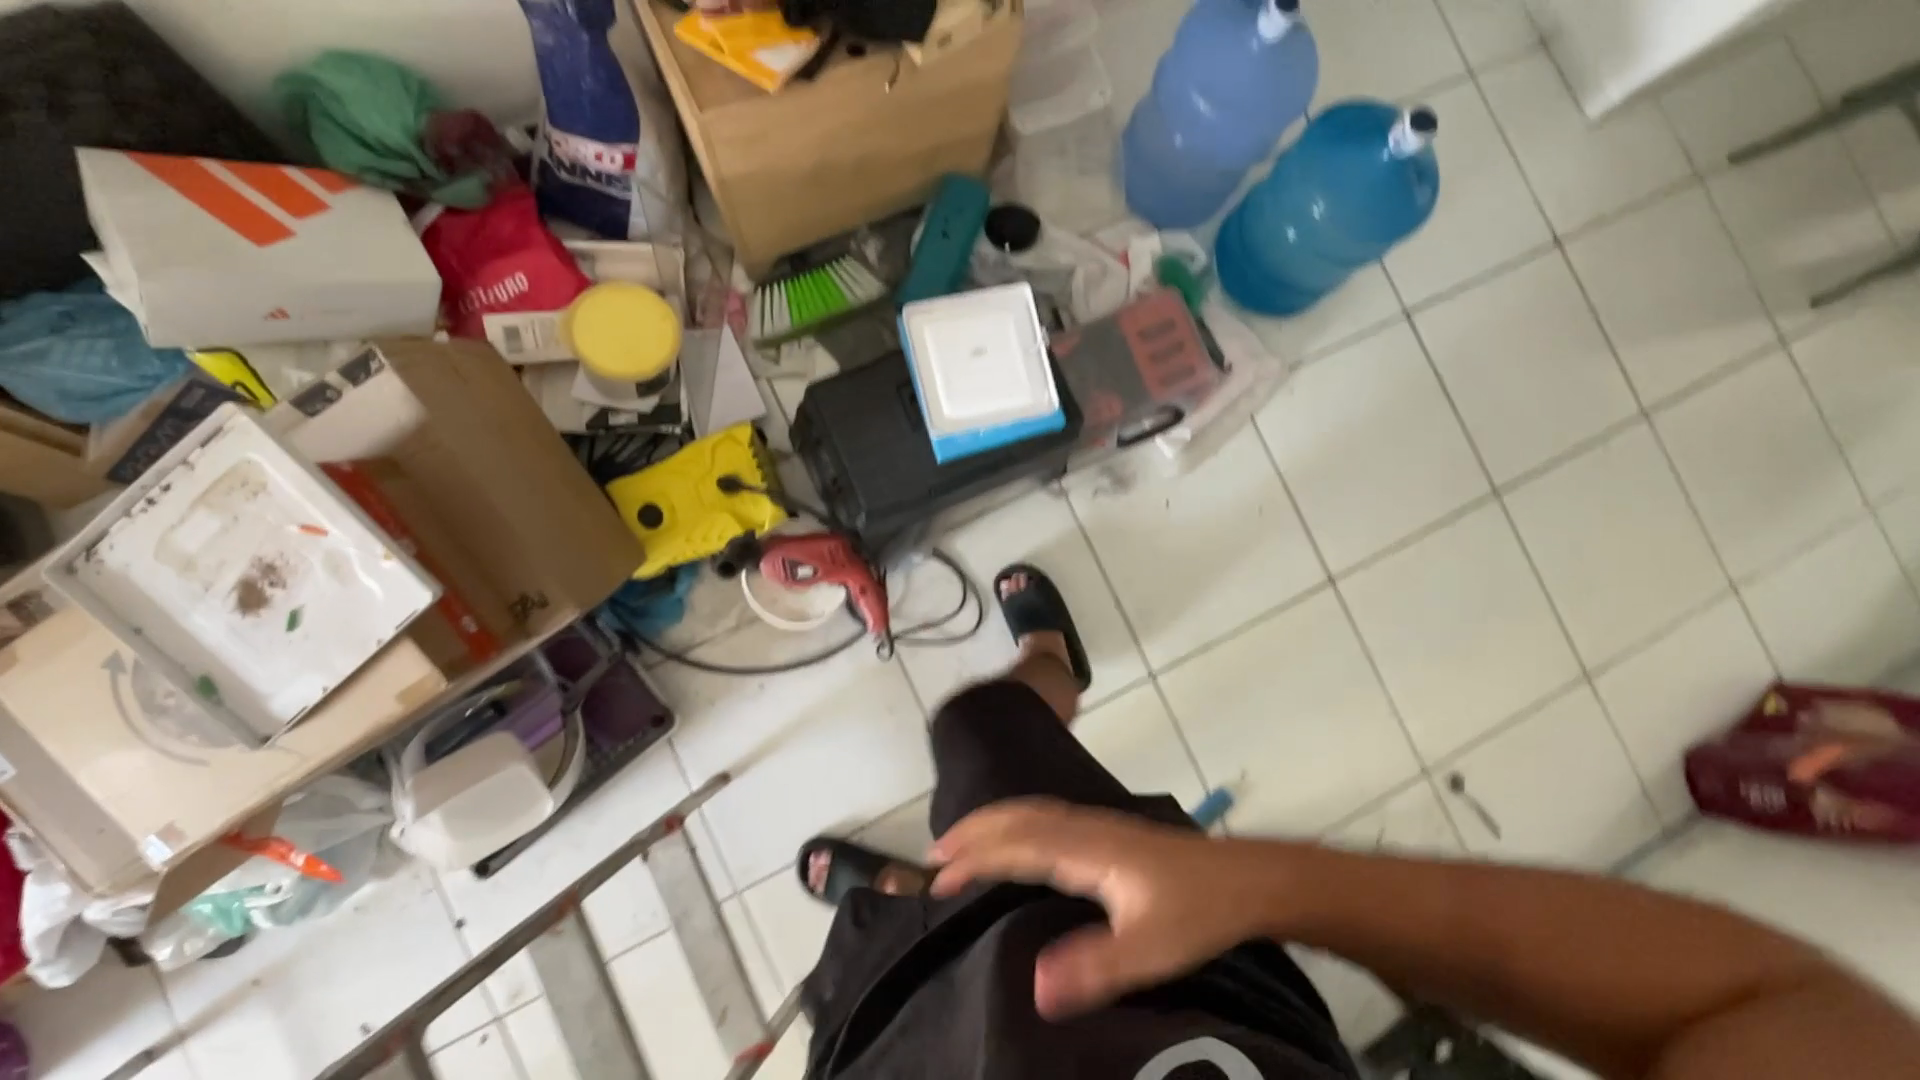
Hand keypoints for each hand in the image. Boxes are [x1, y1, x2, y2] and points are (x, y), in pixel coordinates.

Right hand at [929, 798, 1299, 1018]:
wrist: (1247, 880)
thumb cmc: (1197, 912)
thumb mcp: (1148, 949)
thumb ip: (1094, 968)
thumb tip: (1034, 990)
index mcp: (1086, 849)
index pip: (1016, 845)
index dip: (975, 857)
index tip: (939, 876)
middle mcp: (1086, 828)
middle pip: (1018, 816)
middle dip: (974, 830)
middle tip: (935, 854)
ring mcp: (1099, 825)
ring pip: (1032, 811)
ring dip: (994, 823)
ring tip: (963, 841)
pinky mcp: (1109, 833)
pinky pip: (1047, 816)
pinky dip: (1017, 822)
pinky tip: (1020, 839)